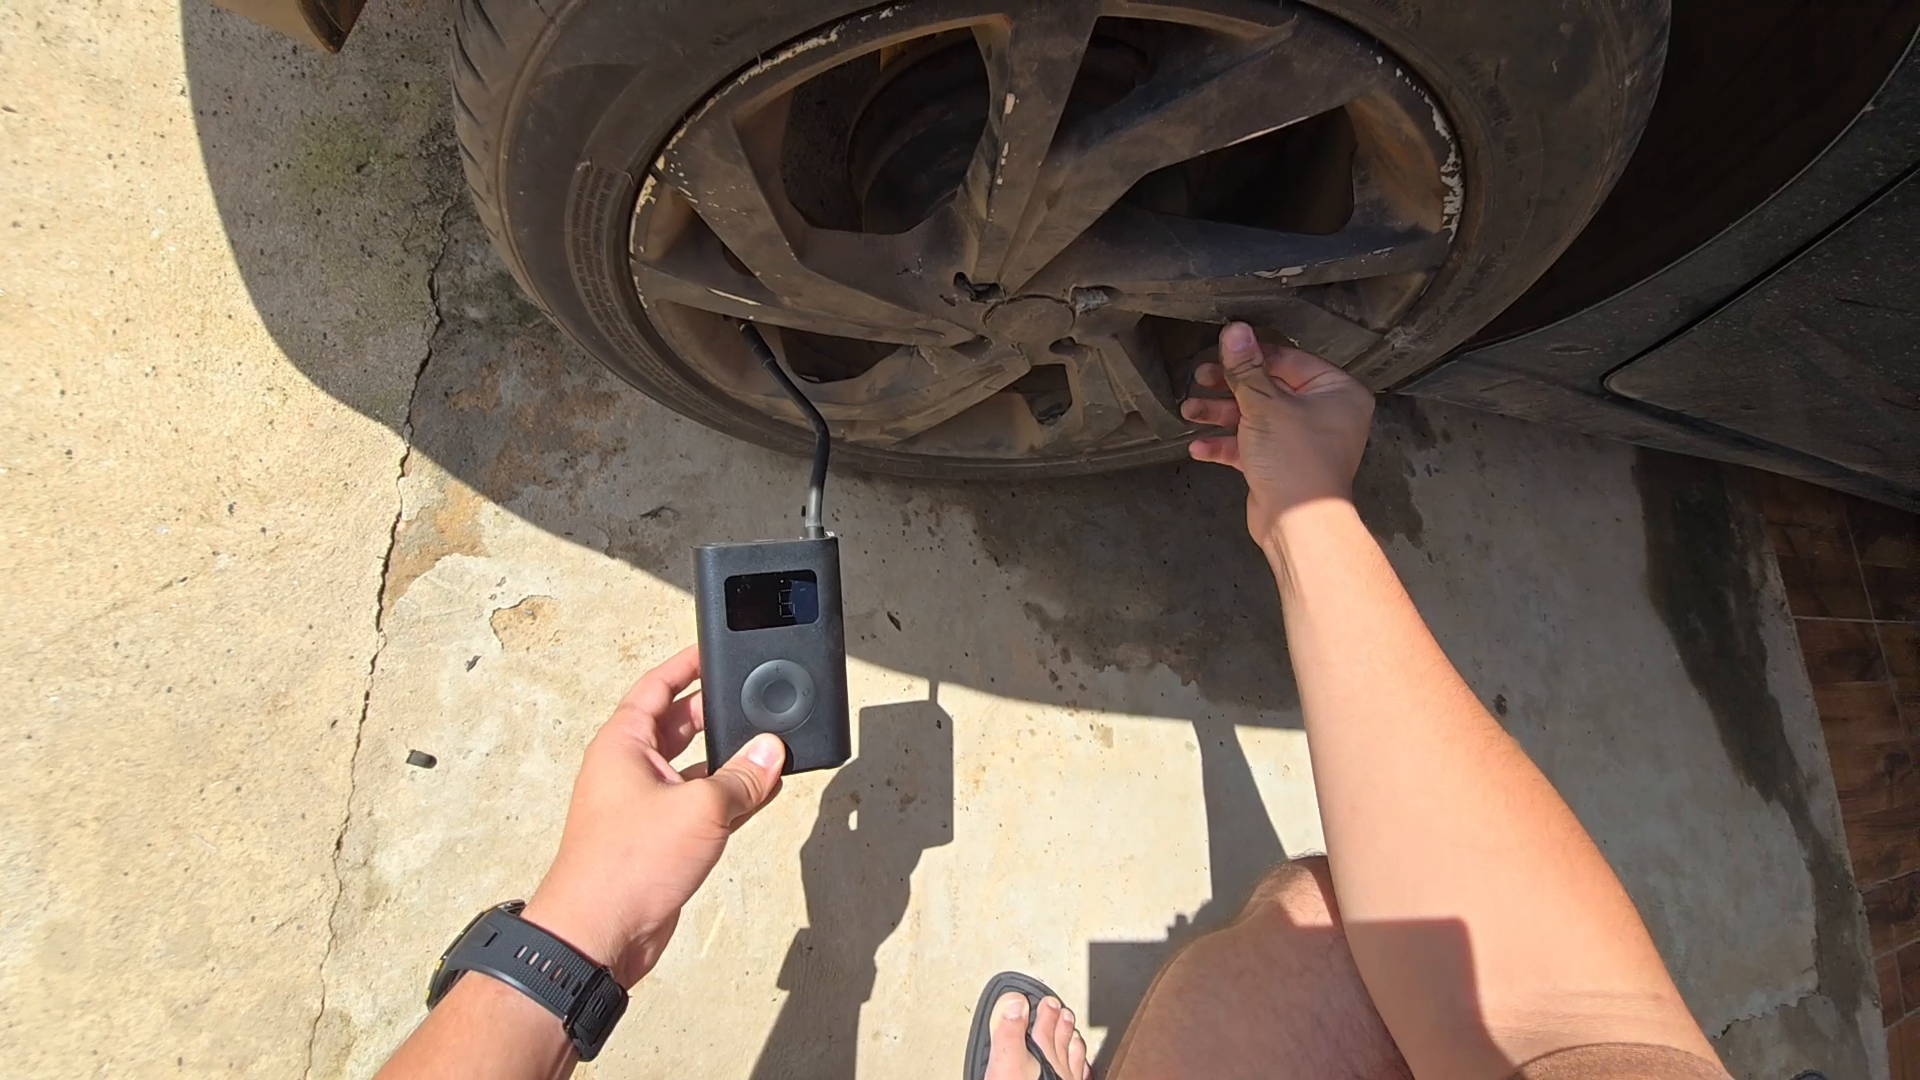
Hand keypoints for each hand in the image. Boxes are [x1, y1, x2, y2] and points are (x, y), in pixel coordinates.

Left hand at [521, 645, 785, 986]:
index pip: (657, 687)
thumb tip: (772, 751)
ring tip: (769, 748)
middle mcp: (633, 769)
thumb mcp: (700, 808)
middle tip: (754, 700)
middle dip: (718, 713)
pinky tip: (763, 791)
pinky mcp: (663, 837)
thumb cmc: (625, 866)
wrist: (598, 940)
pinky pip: (704, 802)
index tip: (714, 650)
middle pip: (682, 724)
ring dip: (731, 760)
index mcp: (624, 744)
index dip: (686, 665)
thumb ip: (743, 775)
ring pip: (697, 765)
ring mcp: (648, 804)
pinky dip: (732, 796)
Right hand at [1180, 322, 1375, 543]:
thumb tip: (1235, 330)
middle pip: (1268, 388)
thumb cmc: (1294, 459)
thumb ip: (1246, 368)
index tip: (1220, 351)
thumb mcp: (1264, 405)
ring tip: (1189, 410)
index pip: (1289, 360)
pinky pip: (1250, 446)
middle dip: (1229, 387)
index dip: (1251, 356)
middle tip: (1200, 378)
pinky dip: (1226, 444)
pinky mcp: (1280, 464)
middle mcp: (1323, 413)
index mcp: (1335, 391)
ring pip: (1255, 417)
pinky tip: (1199, 446)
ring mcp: (1300, 440)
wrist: (1297, 522)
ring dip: (1220, 415)